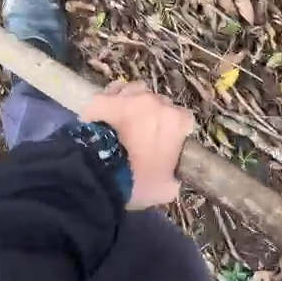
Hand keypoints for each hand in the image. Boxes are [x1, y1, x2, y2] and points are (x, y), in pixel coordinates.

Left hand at [82, 82, 193, 209]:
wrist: (97, 172)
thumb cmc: (137, 180)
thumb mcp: (166, 189)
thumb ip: (174, 175)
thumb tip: (172, 174)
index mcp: (174, 120)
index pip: (185, 120)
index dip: (178, 132)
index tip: (170, 144)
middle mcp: (154, 101)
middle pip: (161, 104)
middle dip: (156, 118)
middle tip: (146, 137)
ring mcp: (128, 95)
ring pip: (138, 92)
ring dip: (137, 104)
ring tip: (128, 120)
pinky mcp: (104, 96)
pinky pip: (116, 91)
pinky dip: (116, 99)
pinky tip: (112, 111)